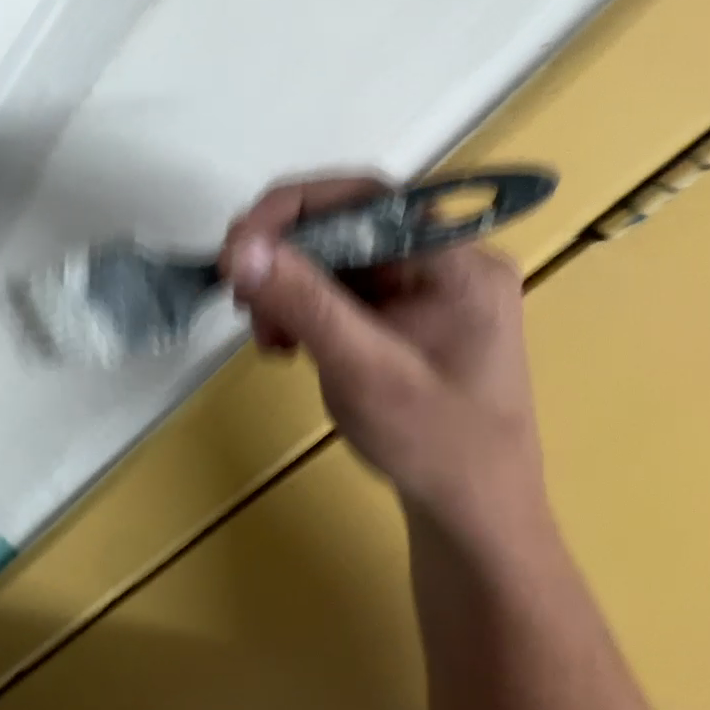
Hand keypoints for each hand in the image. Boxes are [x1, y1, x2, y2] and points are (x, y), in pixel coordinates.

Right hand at [220, 176, 546, 536]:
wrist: (470, 513)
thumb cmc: (435, 444)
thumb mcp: (364, 369)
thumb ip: (304, 301)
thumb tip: (240, 248)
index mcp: (454, 261)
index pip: (365, 196)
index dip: (293, 207)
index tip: (238, 245)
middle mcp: (437, 260)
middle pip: (338, 224)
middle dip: (279, 255)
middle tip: (239, 292)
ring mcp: (415, 287)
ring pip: (324, 255)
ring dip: (280, 286)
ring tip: (267, 335)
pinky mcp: (392, 312)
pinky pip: (327, 286)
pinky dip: (293, 307)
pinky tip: (283, 344)